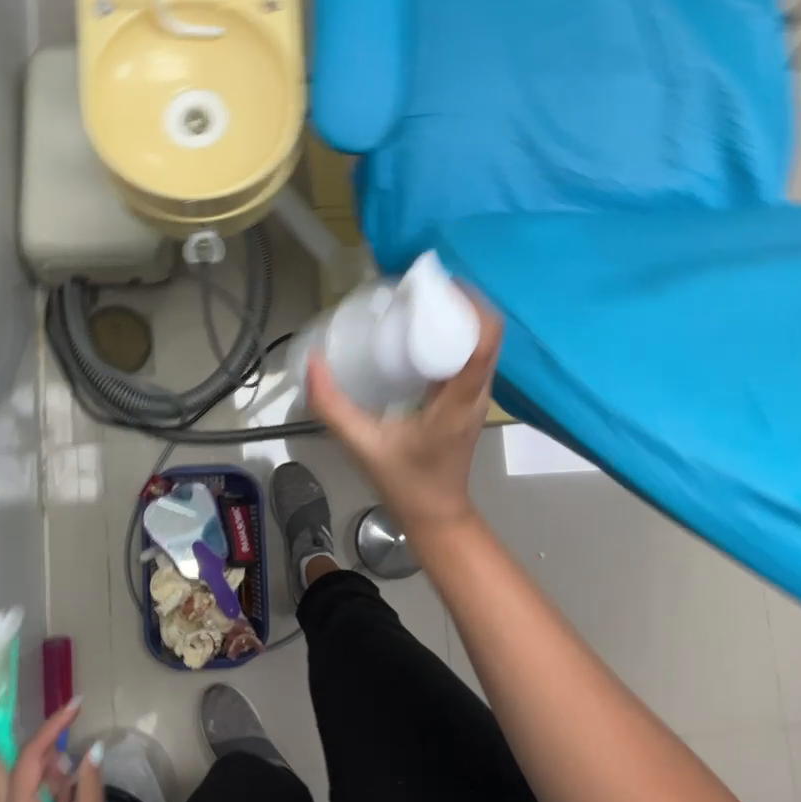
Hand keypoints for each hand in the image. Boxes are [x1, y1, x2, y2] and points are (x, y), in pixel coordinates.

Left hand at [0, 700, 104, 801]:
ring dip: (42, 774)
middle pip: (7, 767)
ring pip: (14, 785)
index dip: (52, 727)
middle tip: (68, 750)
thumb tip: (92, 751)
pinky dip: (42, 794)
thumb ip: (89, 791)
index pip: (28, 757)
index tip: (76, 705)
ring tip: (75, 787)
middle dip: (37, 750)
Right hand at [306, 293, 502, 532]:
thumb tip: (312, 361)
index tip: (435, 286)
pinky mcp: (468, 399)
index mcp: (459, 400)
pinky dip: (452, 335)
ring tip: (420, 303)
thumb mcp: (363, 445)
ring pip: (482, 342)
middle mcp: (476, 392)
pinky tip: (420, 333)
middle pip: (487, 332)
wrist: (436, 515)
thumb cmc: (406, 483)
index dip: (469, 305)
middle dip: (460, 302)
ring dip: (459, 317)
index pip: (484, 341)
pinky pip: (470, 355)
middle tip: (421, 289)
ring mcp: (476, 396)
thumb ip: (333, 405)